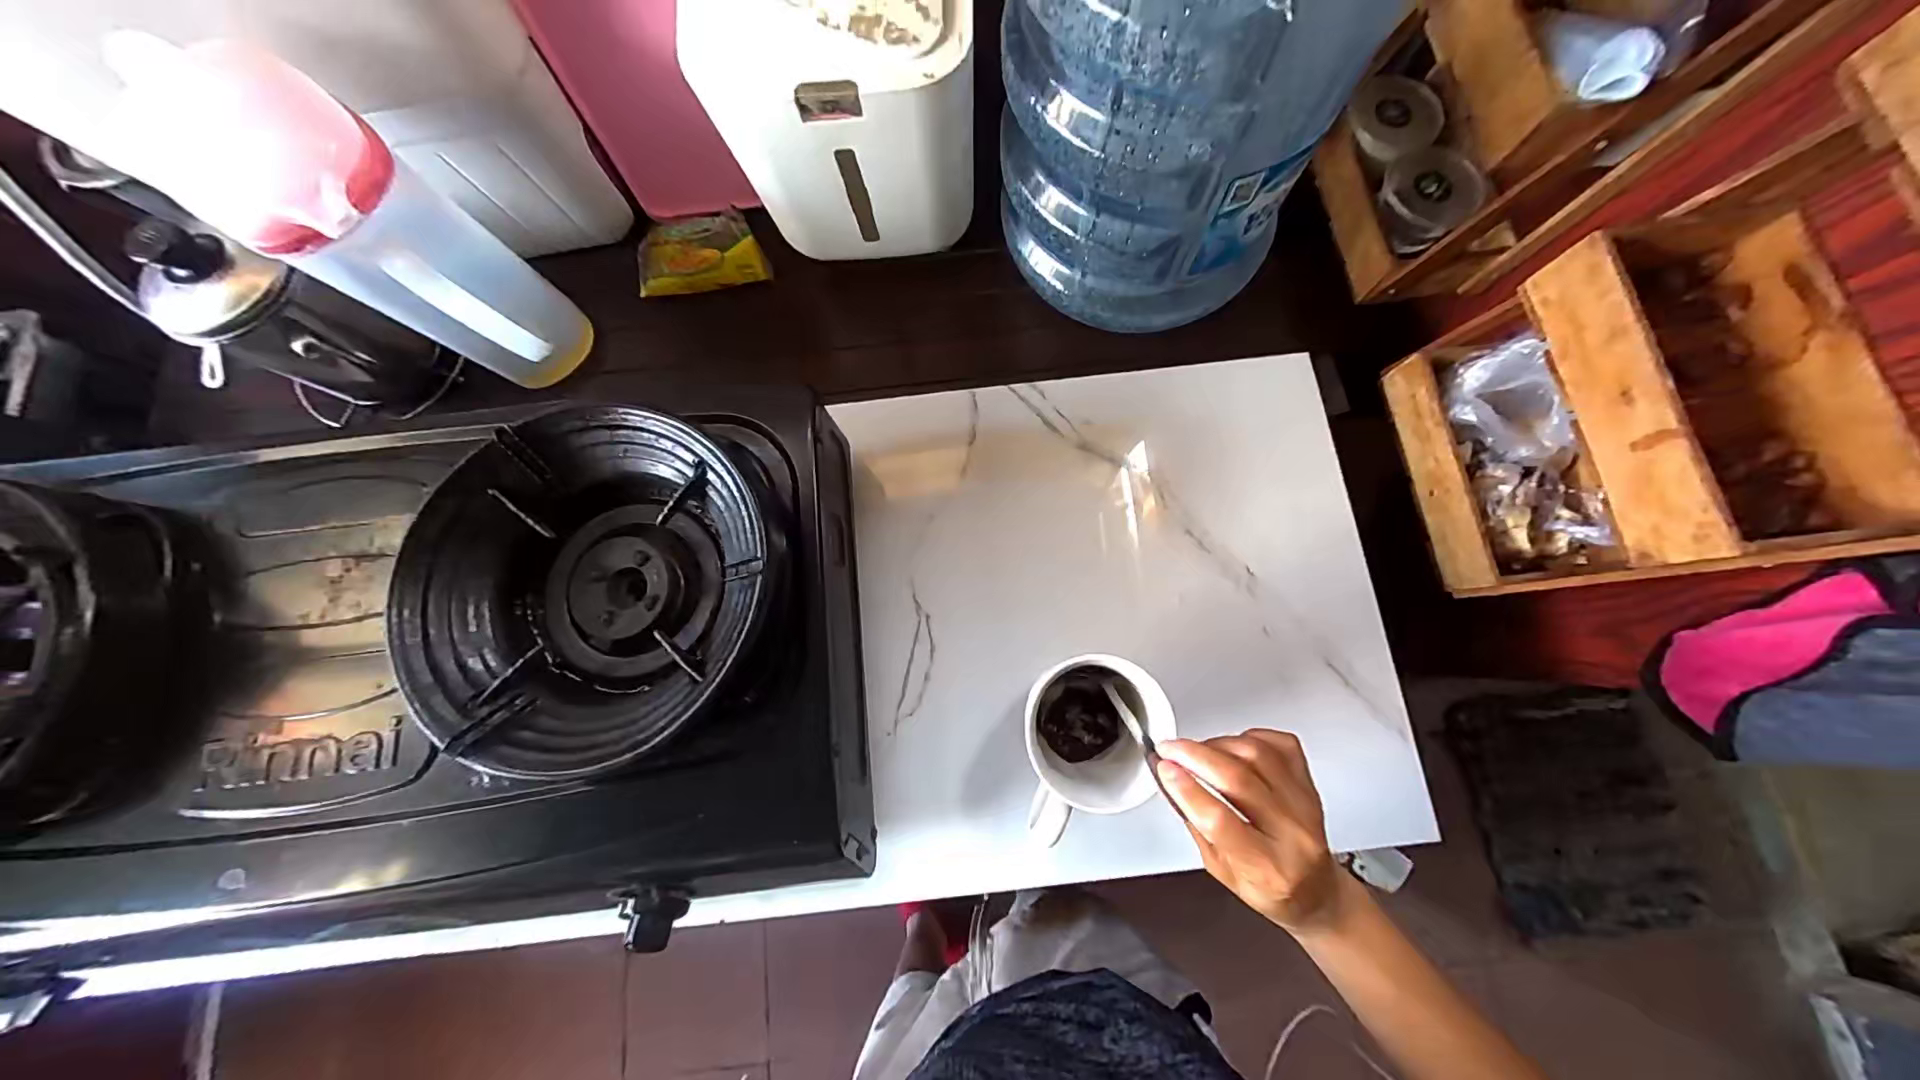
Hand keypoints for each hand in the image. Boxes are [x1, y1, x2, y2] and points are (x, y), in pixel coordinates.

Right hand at [1156, 730, 1348, 933]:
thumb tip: (1170, 781)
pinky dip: (1248, 738)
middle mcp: (1292, 834)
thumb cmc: (1269, 887)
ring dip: (1216, 744)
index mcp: (1266, 868)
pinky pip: (1279, 745)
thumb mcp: (1220, 869)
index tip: (1164, 768)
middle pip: (1238, 779)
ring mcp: (1305, 805)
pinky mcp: (1311, 783)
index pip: (1220, 820)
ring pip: (1257, 754)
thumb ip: (1196, 824)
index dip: (1187, 789)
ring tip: (1197, 751)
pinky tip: (1231, 747)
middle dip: (1194, 755)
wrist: (1317, 891)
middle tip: (1170, 749)